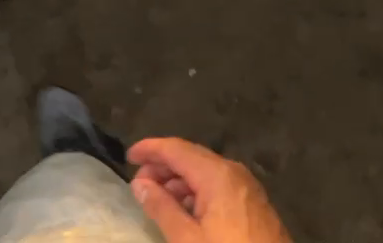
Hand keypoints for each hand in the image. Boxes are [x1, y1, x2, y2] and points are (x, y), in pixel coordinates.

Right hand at [128, 137, 292, 242]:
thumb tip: (140, 183)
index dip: (149, 149)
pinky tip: (187, 212)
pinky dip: (197, 191)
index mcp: (216, 173)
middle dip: (163, 166)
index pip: (175, 149)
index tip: (128, 157)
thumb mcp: (188, 240)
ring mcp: (247, 187)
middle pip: (190, 156)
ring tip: (159, 200)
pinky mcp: (255, 205)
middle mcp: (233, 171)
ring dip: (179, 180)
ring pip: (205, 172)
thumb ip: (161, 208)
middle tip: (139, 184)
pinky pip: (219, 186)